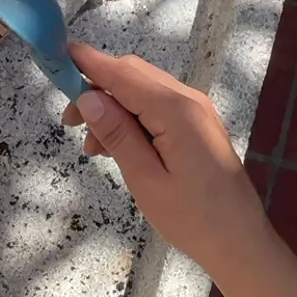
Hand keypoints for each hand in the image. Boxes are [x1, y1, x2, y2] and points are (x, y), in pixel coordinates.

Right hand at [61, 43, 273, 278]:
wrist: (239, 242)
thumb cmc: (192, 218)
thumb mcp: (146, 180)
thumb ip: (118, 134)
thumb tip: (88, 98)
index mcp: (177, 112)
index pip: (123, 75)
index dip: (89, 63)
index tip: (57, 55)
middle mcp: (188, 101)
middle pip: (132, 75)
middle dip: (96, 89)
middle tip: (69, 122)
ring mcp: (195, 111)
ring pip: (141, 91)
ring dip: (111, 108)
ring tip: (91, 147)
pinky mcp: (195, 125)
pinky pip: (154, 108)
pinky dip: (129, 118)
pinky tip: (114, 146)